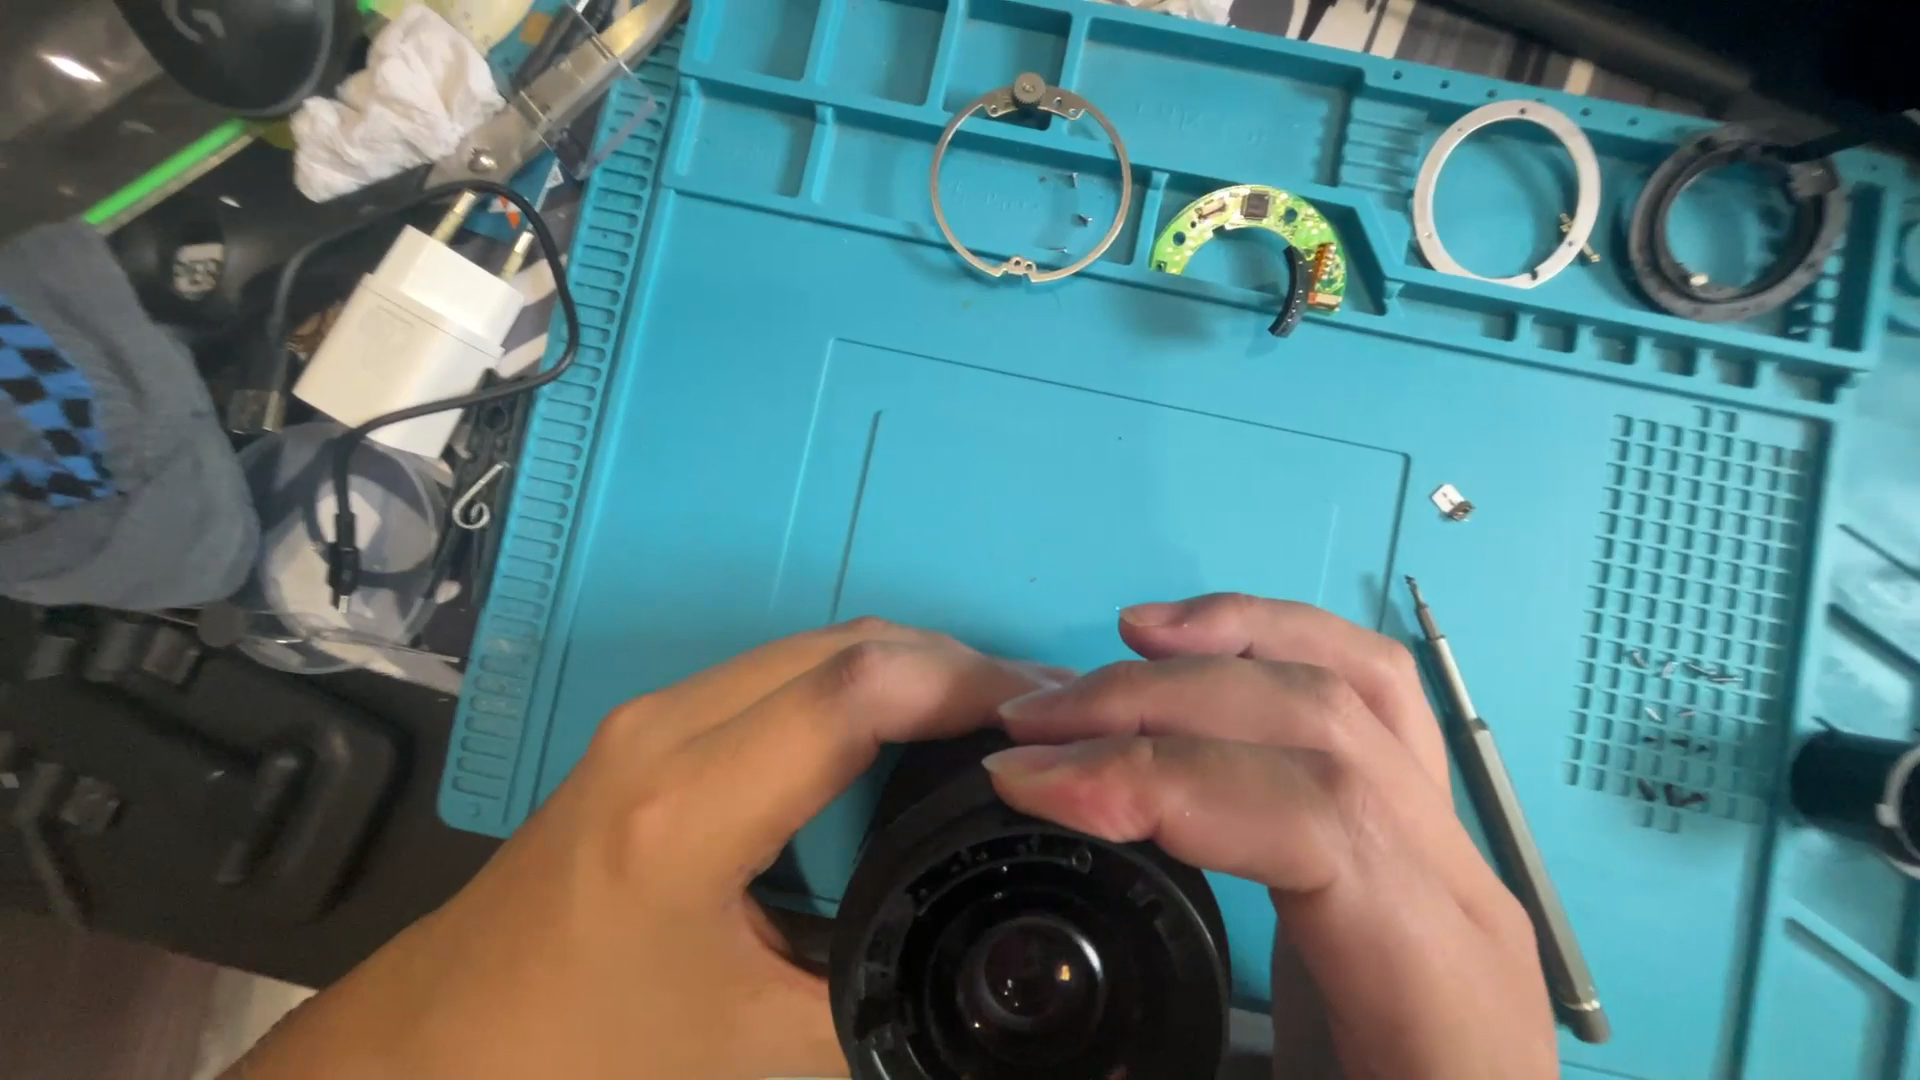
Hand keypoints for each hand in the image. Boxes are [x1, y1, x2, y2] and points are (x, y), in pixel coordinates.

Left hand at [231, 618, 1060, 1079]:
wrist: (434, 1046)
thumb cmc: (586, 1058)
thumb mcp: (756, 1049)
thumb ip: (885, 988)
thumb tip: (984, 949)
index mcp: (691, 810)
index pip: (853, 692)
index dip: (964, 683)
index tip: (1045, 712)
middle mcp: (670, 726)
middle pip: (846, 646)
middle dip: (957, 663)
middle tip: (1041, 713)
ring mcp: (658, 710)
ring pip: (820, 645)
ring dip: (915, 663)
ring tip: (994, 711)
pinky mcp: (658, 719)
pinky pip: (789, 668)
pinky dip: (868, 678)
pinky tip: (912, 718)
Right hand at [983, 594, 1556, 1079]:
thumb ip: (1159, 1067)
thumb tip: (1056, 1041)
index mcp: (1430, 973)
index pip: (1303, 818)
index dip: (1153, 779)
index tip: (1030, 783)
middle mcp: (1454, 880)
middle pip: (1310, 726)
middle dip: (1148, 705)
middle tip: (1029, 725)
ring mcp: (1444, 831)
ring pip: (1350, 681)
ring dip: (1224, 642)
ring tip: (1123, 637)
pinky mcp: (1418, 809)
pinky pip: (1373, 687)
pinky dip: (1286, 637)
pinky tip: (1210, 637)